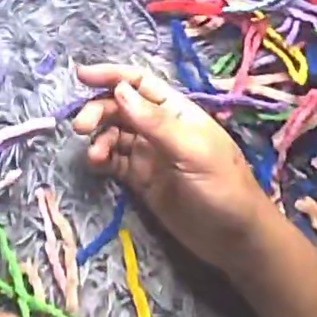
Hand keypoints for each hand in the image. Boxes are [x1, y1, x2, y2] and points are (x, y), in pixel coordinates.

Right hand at [71, 62, 280, 269]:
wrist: (236, 241)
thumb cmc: (223, 188)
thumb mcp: (192, 151)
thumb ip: (154, 122)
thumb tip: (119, 90)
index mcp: (175, 111)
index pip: (139, 82)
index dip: (111, 75)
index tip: (81, 75)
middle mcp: (158, 127)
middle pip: (119, 106)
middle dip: (98, 110)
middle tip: (81, 126)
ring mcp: (148, 153)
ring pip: (112, 133)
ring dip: (98, 137)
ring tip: (94, 156)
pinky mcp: (140, 178)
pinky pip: (113, 160)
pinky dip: (100, 158)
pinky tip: (96, 164)